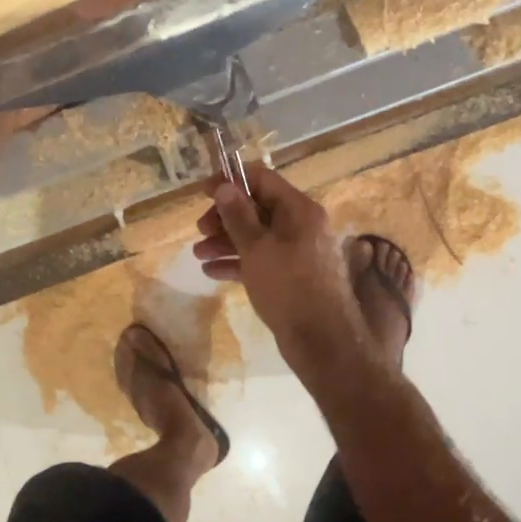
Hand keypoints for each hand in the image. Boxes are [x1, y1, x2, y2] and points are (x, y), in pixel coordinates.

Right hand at [193, 164, 375, 381]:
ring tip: (198, 254)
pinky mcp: (292, 276)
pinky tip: (211, 271)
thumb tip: (225, 186)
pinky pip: (261, 258)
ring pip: (257, 235)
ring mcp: (298, 252)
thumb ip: (238, 215)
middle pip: (258, 207)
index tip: (203, 192)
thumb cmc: (288, 287)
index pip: (263, 179)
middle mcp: (301, 225)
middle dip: (225, 217)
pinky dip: (238, 261)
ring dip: (226, 241)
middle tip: (200, 229)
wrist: (322, 342)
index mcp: (299, 210)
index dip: (232, 181)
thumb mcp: (256, 248)